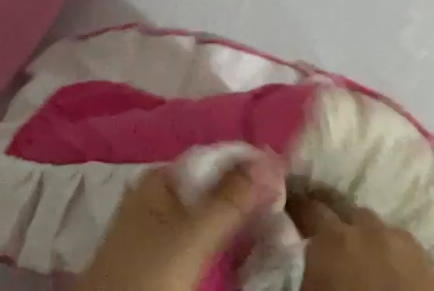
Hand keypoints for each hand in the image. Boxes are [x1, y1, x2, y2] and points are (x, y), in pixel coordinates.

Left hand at [76, 159, 283, 290]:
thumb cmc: (147, 275)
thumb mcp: (193, 235)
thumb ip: (232, 197)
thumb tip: (273, 157)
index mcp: (161, 179)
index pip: (217, 159)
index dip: (252, 166)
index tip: (286, 179)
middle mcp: (160, 197)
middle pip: (214, 187)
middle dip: (248, 196)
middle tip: (284, 208)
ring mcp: (161, 230)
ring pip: (211, 216)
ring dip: (239, 222)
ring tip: (272, 228)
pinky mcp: (164, 259)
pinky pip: (203, 241)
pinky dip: (225, 244)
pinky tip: (245, 252)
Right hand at [287, 187, 433, 290]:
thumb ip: (304, 276)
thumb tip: (298, 266)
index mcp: (330, 239)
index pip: (307, 208)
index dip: (295, 204)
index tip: (287, 201)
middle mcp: (363, 228)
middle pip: (341, 207)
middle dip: (327, 212)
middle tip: (315, 221)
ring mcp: (396, 237)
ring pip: (370, 222)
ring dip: (358, 229)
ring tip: (351, 244)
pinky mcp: (422, 254)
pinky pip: (395, 238)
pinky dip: (384, 244)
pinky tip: (381, 259)